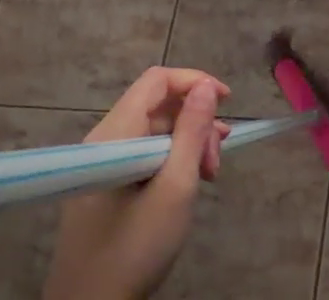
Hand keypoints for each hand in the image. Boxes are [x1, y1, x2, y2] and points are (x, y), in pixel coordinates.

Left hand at [43, 67, 231, 299]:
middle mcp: (103, 140)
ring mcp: (102, 163)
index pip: (156, 81)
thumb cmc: (135, 247)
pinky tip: (190, 181)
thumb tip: (207, 86)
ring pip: (155, 130)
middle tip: (217, 159)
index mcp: (114, 135)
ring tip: (210, 174)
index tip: (226, 104)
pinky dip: (173, 159)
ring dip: (189, 143)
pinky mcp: (105, 183)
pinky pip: (145, 151)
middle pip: (158, 105)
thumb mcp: (176, 187)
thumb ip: (192, 131)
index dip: (195, 82)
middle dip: (196, 122)